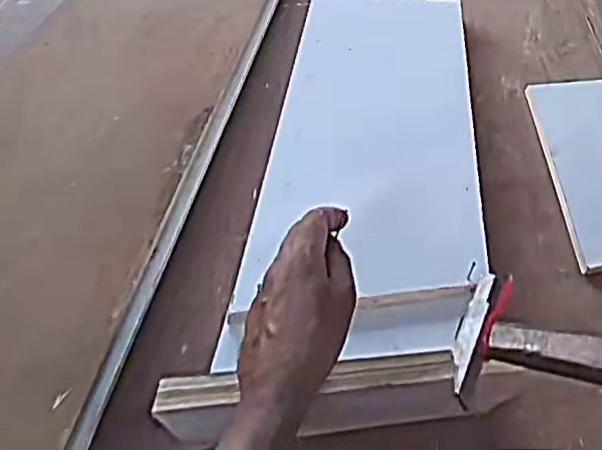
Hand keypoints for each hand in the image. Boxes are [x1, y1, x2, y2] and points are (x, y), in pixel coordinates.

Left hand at [221, 207, 355, 448]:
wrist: (277, 386)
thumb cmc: (310, 347)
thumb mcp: (344, 298)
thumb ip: (340, 263)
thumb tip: (334, 251)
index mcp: (301, 259)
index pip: (314, 219)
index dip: (330, 214)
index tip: (339, 218)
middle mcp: (278, 268)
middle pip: (296, 233)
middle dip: (316, 227)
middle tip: (332, 229)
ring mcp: (265, 287)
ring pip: (286, 254)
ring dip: (304, 249)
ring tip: (323, 259)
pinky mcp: (258, 305)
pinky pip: (279, 276)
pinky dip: (293, 271)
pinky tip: (305, 286)